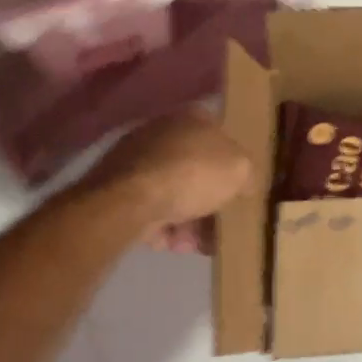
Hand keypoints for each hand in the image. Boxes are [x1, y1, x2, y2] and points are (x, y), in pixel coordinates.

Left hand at [77, 110, 252, 246]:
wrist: (129, 200)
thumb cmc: (193, 173)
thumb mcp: (240, 170)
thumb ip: (247, 174)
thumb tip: (246, 183)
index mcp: (193, 117)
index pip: (219, 135)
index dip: (231, 164)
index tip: (238, 190)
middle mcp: (162, 131)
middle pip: (194, 167)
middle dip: (207, 199)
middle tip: (217, 223)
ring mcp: (134, 159)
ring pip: (169, 190)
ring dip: (185, 219)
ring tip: (194, 244)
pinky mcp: (113, 189)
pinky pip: (146, 208)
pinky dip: (160, 226)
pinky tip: (170, 244)